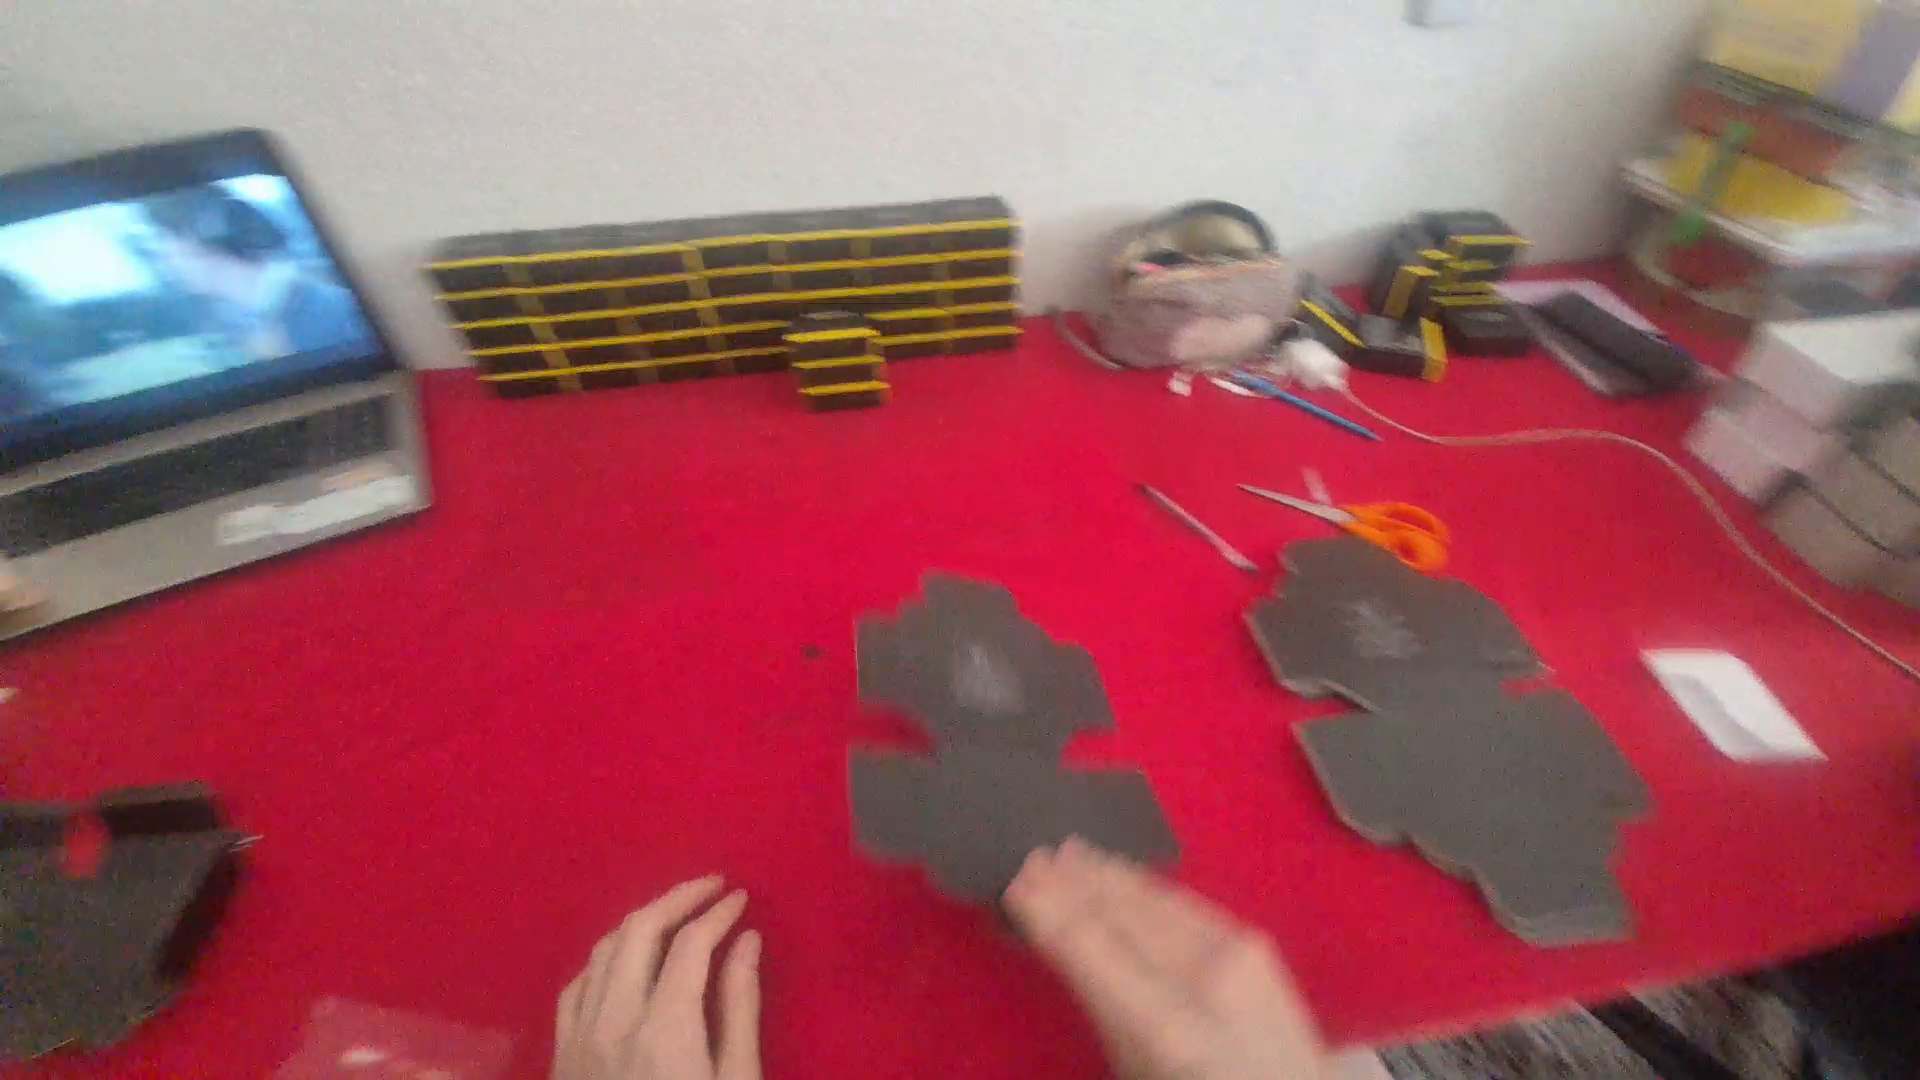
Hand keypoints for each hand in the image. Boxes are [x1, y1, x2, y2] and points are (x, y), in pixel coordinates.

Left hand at [554, 876, 760, 1079]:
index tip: (742, 897)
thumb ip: (739, 1007)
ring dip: (643, 919)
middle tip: (713, 887)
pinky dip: (607, 955)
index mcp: (662, 1030)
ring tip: (678, 913)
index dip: (718, 911)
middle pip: (640, 930)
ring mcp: (578, 1041)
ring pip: (604, 949)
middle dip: (679, 897)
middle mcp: (612, 1022)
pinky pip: (576, 985)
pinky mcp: (560, 1060)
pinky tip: (629, 959)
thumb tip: (747, 939)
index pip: (690, 942)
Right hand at [1003, 840, 1324, 1079]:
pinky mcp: (1252, 940)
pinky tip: (1116, 870)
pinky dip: (1140, 883)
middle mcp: (1205, 981)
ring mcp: (1236, 954)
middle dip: (1071, 886)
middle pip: (1122, 918)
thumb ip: (1101, 1005)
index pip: (1096, 954)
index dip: (1052, 913)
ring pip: (1151, 900)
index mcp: (1169, 1031)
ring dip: (1103, 874)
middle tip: (1030, 859)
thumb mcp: (1135, 1068)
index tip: (1017, 884)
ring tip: (1066, 852)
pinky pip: (1180, 901)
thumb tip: (1060, 937)